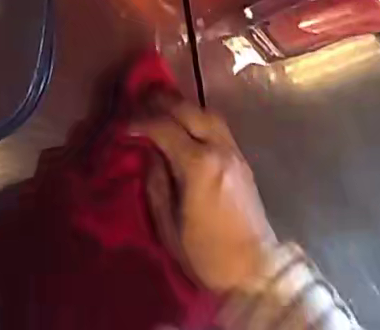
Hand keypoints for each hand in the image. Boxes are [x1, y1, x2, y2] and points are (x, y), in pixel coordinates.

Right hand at [128, 99, 280, 294]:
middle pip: (187, 109)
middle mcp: (219, 149)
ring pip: (206, 111)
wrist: (257, 277)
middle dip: (160, 102)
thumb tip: (149, 152)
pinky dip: (198, 117)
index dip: (139, 122)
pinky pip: (218, 125)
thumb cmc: (207, 255)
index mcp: (198, 165)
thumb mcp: (168, 225)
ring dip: (182, 106)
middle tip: (139, 104)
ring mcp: (234, 152)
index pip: (163, 126)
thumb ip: (156, 182)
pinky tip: (186, 126)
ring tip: (162, 109)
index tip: (123, 127)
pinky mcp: (243, 161)